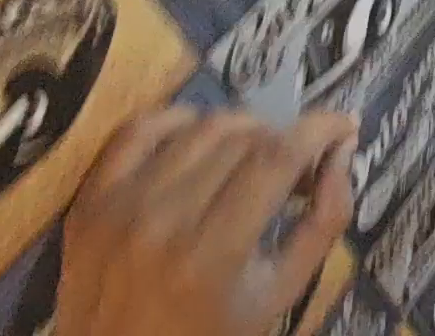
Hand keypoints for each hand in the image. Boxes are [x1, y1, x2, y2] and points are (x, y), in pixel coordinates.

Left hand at [57, 109, 357, 335]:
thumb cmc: (211, 335)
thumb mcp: (282, 293)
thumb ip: (325, 219)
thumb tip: (342, 149)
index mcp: (213, 254)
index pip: (278, 157)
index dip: (320, 129)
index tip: (343, 126)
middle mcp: (163, 221)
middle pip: (245, 138)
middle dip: (285, 139)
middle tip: (298, 164)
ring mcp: (120, 206)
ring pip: (203, 126)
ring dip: (242, 129)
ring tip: (253, 156)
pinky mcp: (91, 199)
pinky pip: (142, 127)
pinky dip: (180, 120)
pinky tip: (199, 138)